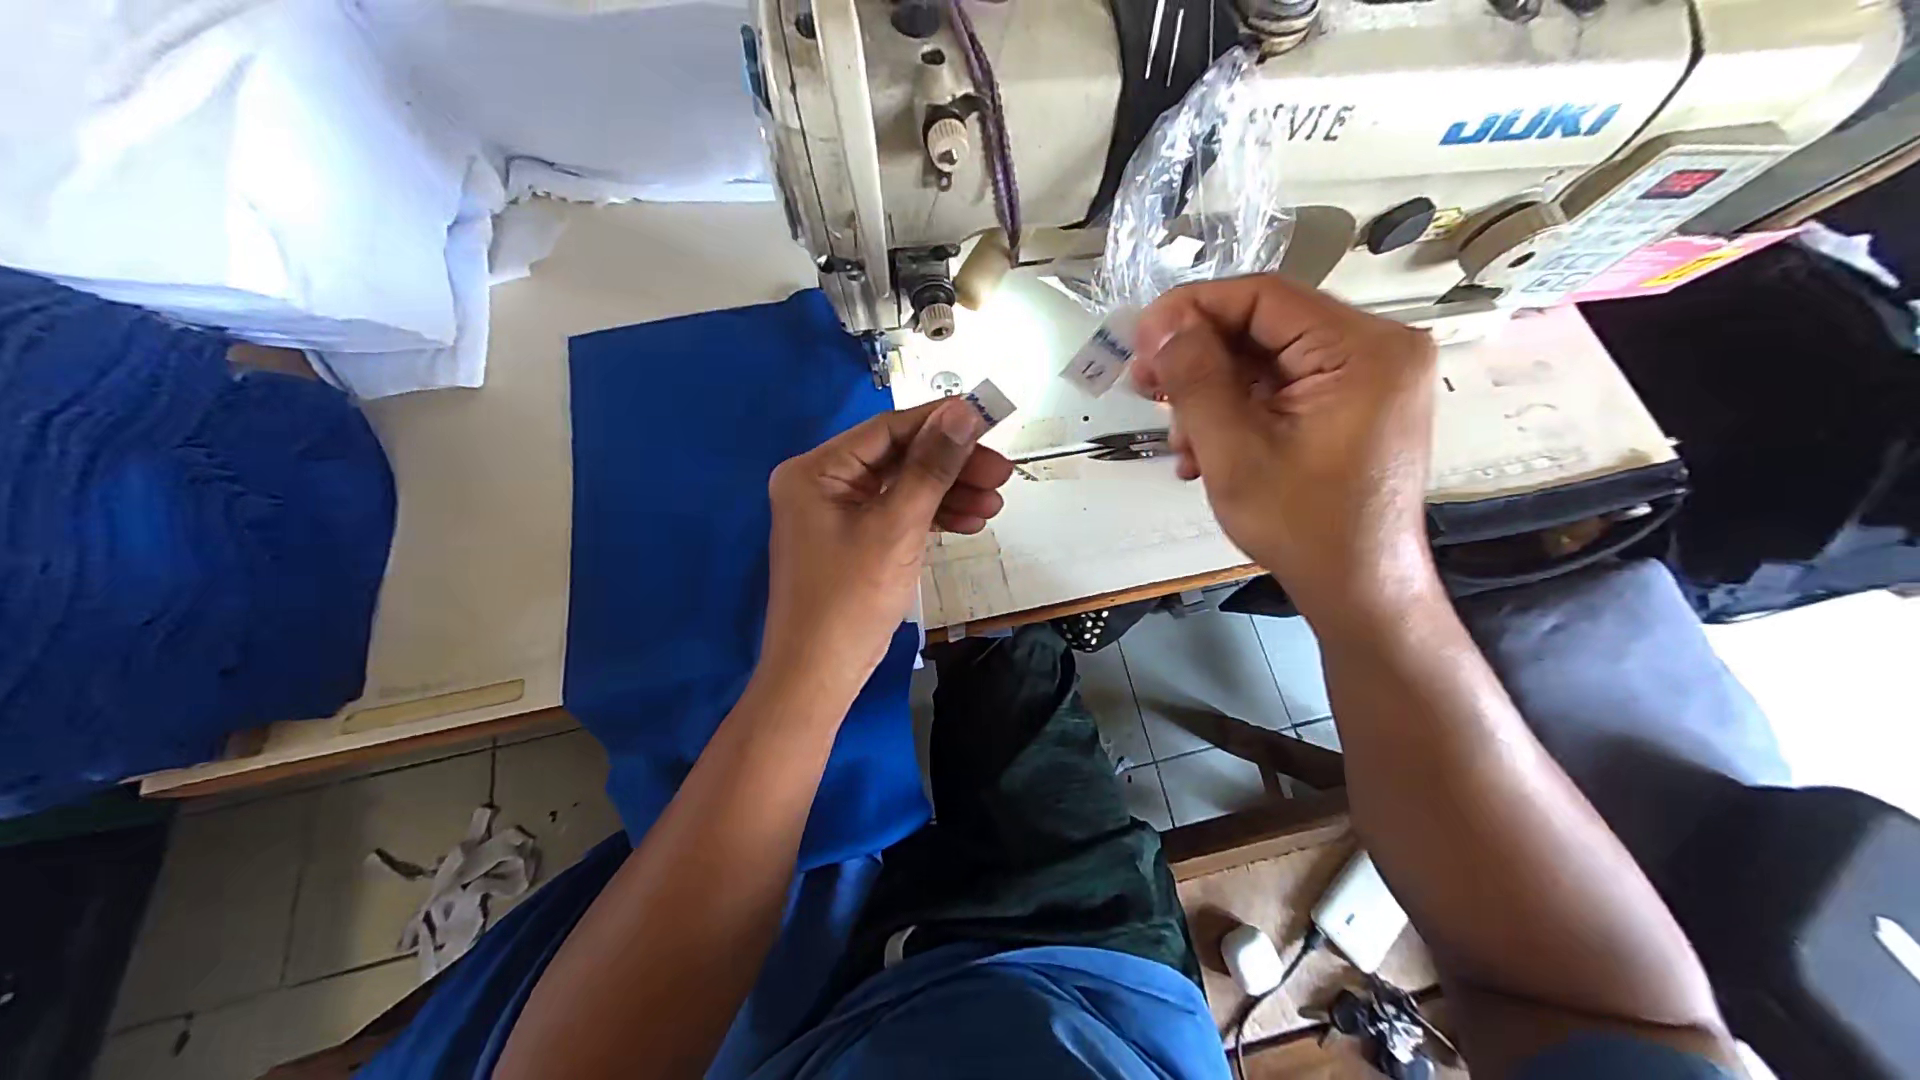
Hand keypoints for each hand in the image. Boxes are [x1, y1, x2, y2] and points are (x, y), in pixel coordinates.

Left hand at [762, 398, 1014, 691]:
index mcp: (816, 470)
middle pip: (899, 459)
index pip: (888, 431)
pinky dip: (932, 518)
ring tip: (994, 505)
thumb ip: (932, 467)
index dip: (940, 423)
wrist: (818, 675)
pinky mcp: (854, 540)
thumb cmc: (850, 599)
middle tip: (1000, 473)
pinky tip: (969, 522)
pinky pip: (898, 515)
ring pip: (903, 488)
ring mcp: (838, 514)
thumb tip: (963, 412)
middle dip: (951, 467)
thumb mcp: (897, 527)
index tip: (989, 421)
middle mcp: (823, 484)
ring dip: (949, 494)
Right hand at [1131, 274, 1438, 625]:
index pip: (1264, 297)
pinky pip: (1280, 390)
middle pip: (1263, 328)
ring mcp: (1366, 380)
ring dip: (1210, 394)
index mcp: (1364, 350)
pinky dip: (1236, 412)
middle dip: (1197, 359)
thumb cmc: (1302, 526)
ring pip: (1265, 361)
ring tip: (1178, 439)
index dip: (1192, 309)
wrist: (1357, 588)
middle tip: (1144, 384)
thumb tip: (1160, 325)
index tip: (1140, 338)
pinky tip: (1203, 450)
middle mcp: (1375, 350)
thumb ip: (1195, 379)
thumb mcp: (1233, 450)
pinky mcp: (1350, 406)